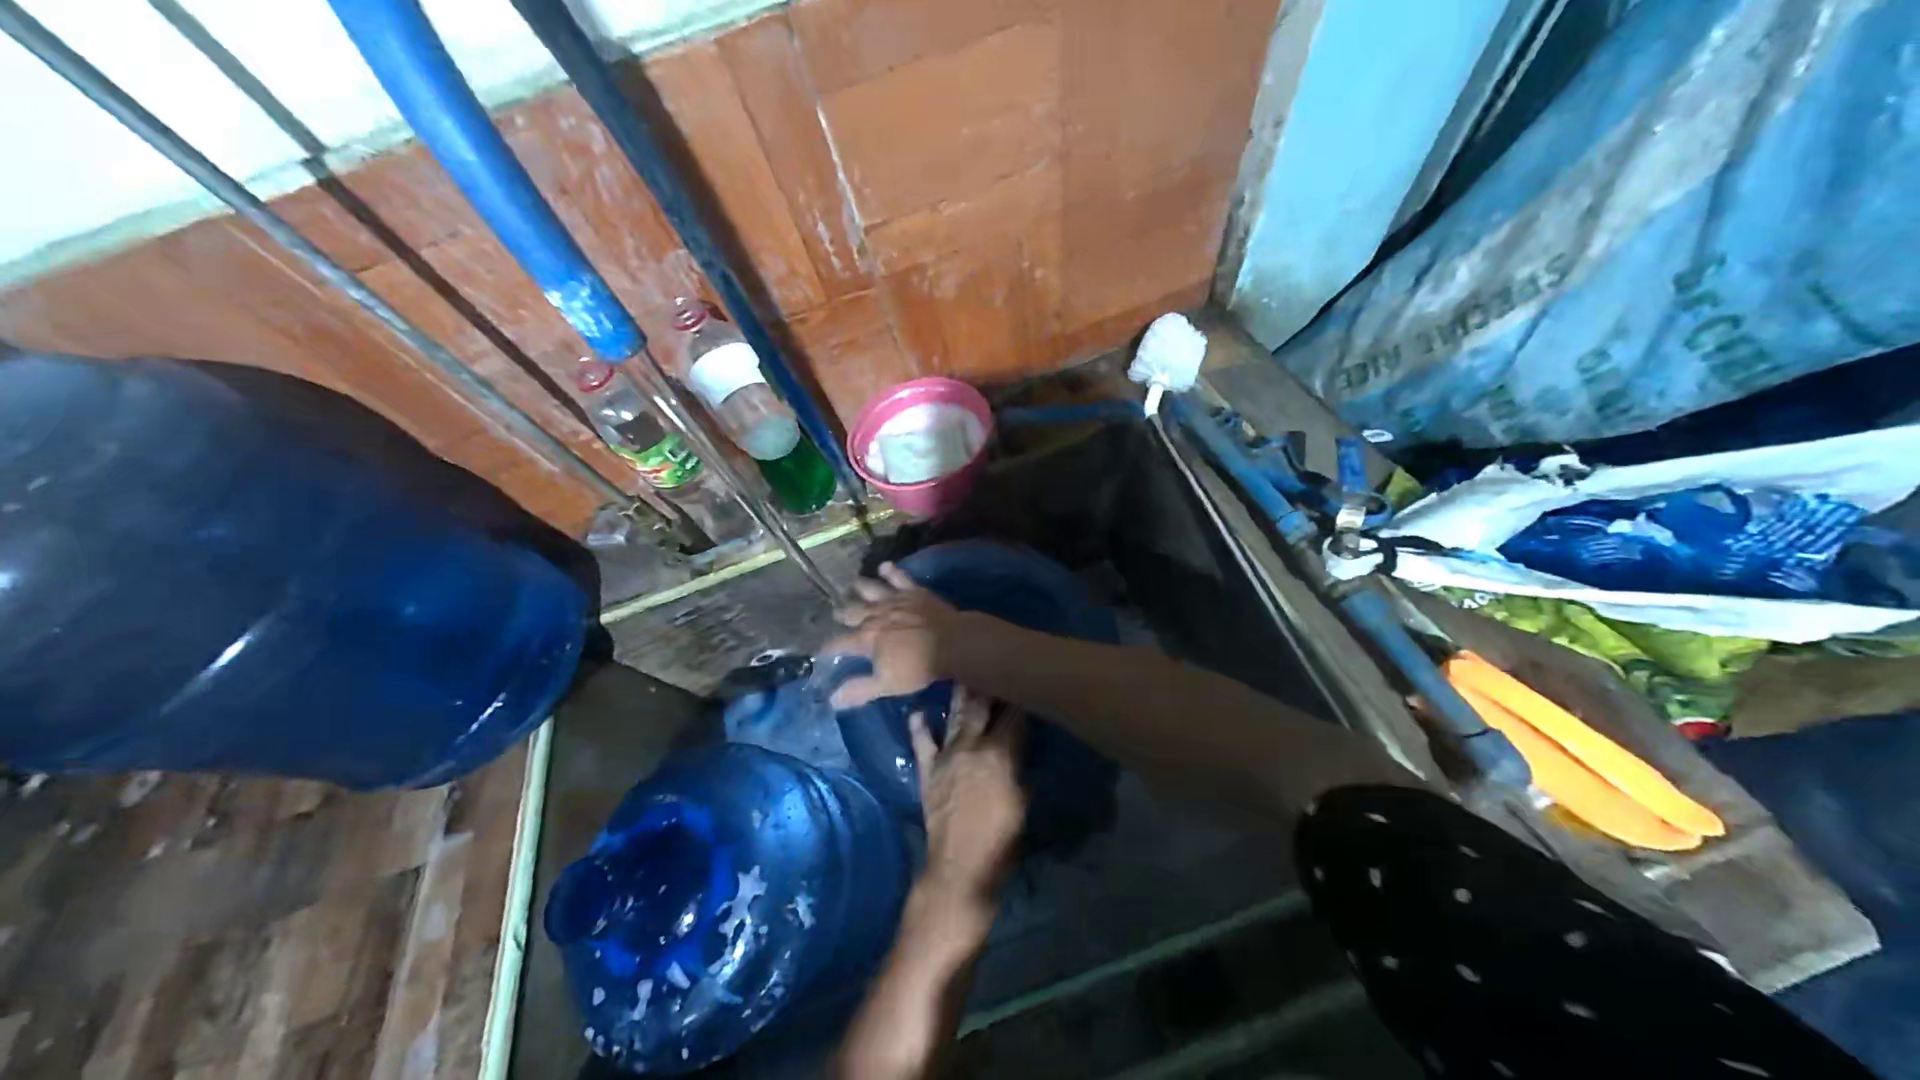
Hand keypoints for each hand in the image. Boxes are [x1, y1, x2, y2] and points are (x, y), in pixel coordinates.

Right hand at [822, 562, 962, 708]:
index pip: (839, 644)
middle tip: (836, 613)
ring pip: (871, 589)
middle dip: (842, 613)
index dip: (827, 649)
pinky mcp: (914, 591)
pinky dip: (890, 571)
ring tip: (852, 584)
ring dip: (860, 587)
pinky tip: (885, 565)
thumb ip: (859, 690)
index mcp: (866, 639)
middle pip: (852, 612)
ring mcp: (894, 600)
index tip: (819, 652)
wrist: (952, 642)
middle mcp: (875, 615)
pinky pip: (898, 577)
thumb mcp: (887, 684)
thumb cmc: (919, 667)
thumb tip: (832, 699)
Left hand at [911, 684, 1027, 898]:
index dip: (1020, 695)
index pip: (1014, 716)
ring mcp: (946, 756)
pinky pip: (922, 743)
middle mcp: (972, 746)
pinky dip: (920, 726)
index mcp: (1000, 754)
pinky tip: (918, 711)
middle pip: (982, 708)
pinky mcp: (929, 771)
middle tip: (991, 659)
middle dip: (988, 683)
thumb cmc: (1002, 840)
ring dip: (960, 695)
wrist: (959, 867)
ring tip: (962, 671)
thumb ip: (1021, 767)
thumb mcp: (1024, 801)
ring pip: (955, 717)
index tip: (1023, 673)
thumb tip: (1021, 745)